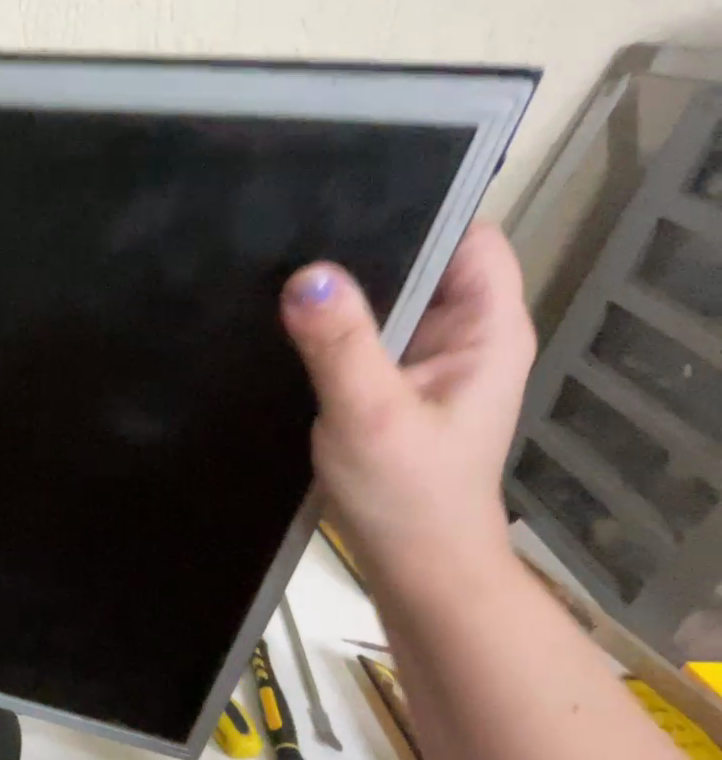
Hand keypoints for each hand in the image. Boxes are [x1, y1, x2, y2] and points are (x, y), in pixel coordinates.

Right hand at [280, 224, 535, 590]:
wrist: (411, 560)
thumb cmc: (408, 491)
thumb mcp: (370, 413)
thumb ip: (340, 345)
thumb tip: (306, 276)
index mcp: (486, 329)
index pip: (468, 237)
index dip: (419, 210)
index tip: (345, 200)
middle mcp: (458, 334)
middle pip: (418, 262)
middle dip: (360, 249)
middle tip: (288, 233)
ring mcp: (419, 361)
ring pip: (380, 301)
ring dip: (336, 292)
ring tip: (274, 270)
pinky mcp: (383, 384)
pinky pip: (355, 337)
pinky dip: (323, 327)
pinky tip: (280, 323)